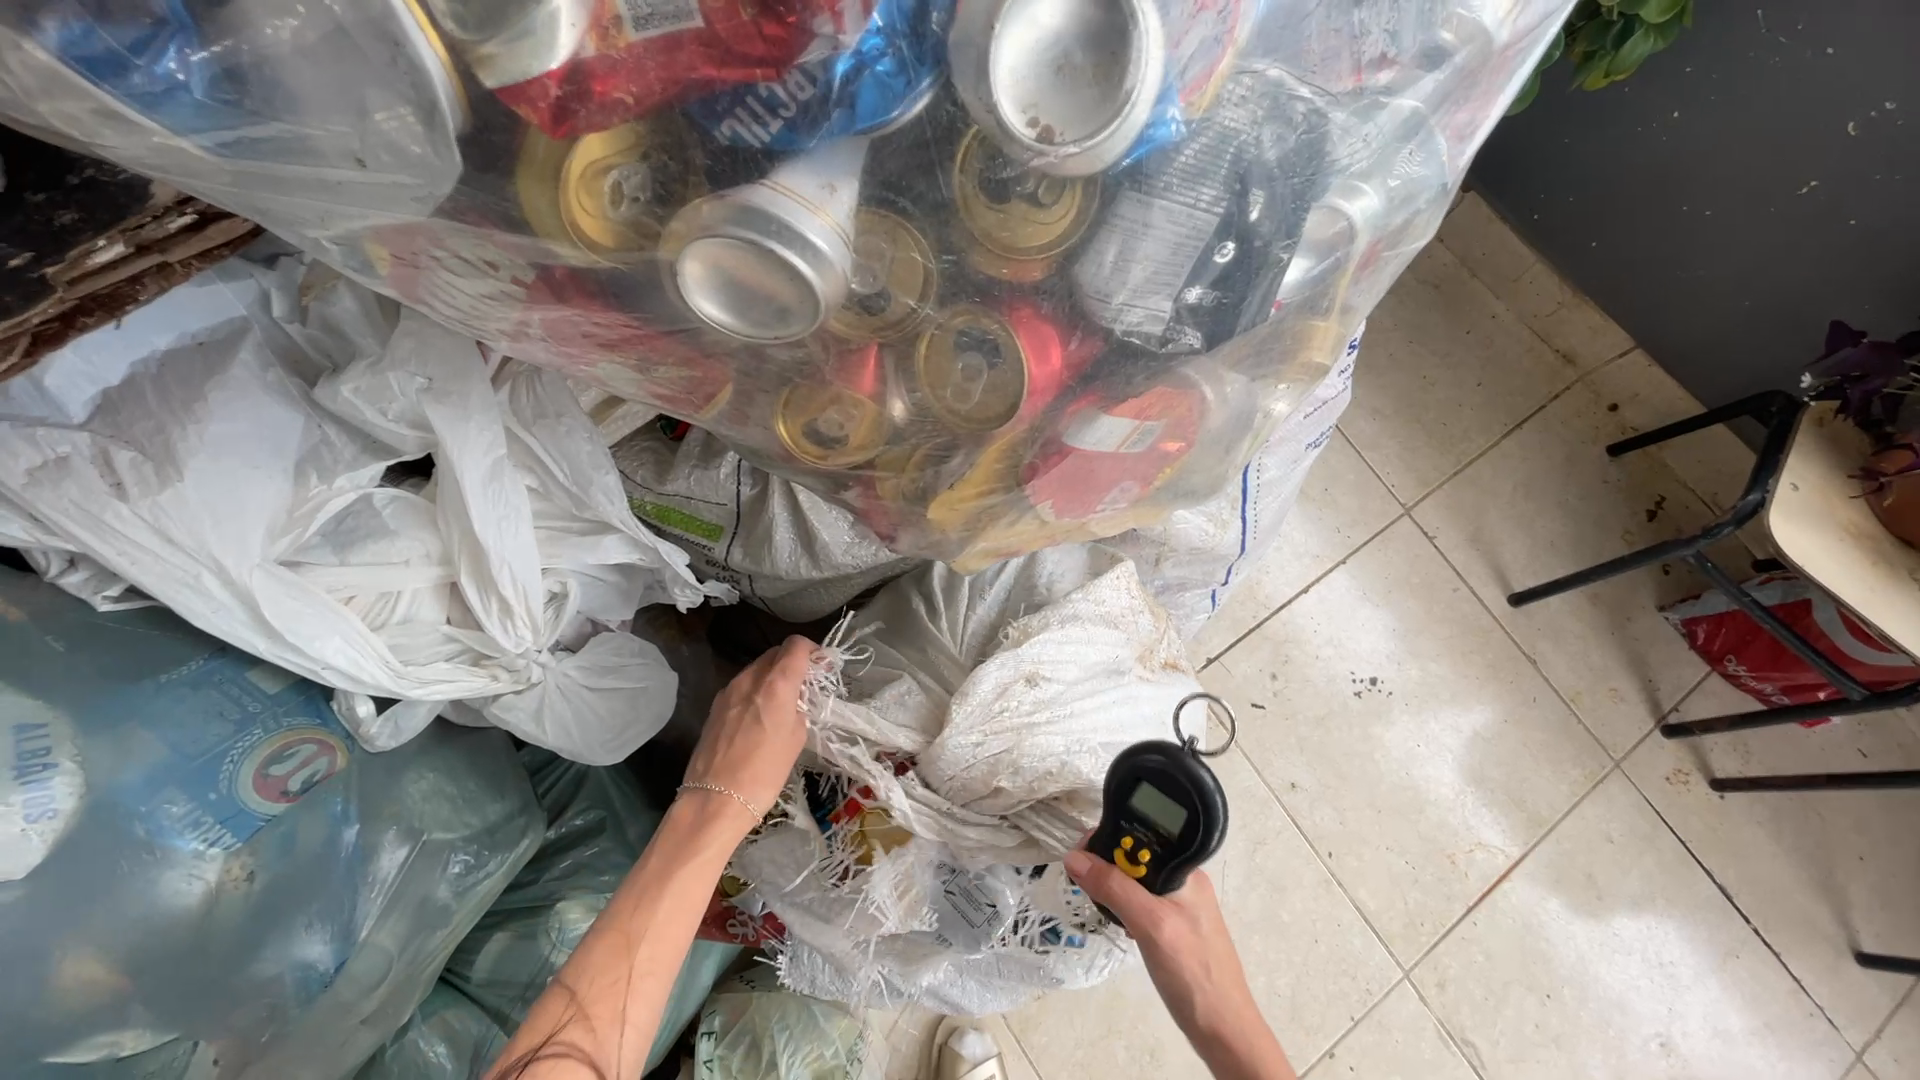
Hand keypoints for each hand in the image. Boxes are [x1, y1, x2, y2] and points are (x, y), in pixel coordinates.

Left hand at [682, 635, 814, 829]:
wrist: (714, 800)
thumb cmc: (764, 773)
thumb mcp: (796, 739)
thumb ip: (799, 708)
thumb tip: (794, 701)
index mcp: (776, 683)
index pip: (796, 645)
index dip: (813, 651)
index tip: (823, 668)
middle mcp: (750, 678)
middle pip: (775, 653)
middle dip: (794, 662)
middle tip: (806, 685)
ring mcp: (729, 691)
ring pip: (757, 669)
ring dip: (774, 677)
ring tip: (784, 703)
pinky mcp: (715, 706)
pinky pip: (742, 687)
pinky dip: (757, 691)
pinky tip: (760, 716)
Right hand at [1064, 850, 1254, 1039]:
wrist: (1223, 1030)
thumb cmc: (1191, 972)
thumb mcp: (1149, 924)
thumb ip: (1114, 888)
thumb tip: (1072, 858)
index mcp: (1185, 871)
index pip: (1141, 837)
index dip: (1108, 840)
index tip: (1079, 857)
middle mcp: (1183, 882)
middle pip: (1136, 859)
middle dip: (1108, 867)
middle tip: (1087, 887)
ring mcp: (1180, 907)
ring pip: (1136, 884)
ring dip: (1114, 890)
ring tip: (1101, 907)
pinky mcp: (1174, 930)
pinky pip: (1141, 905)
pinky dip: (1124, 910)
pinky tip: (1120, 926)